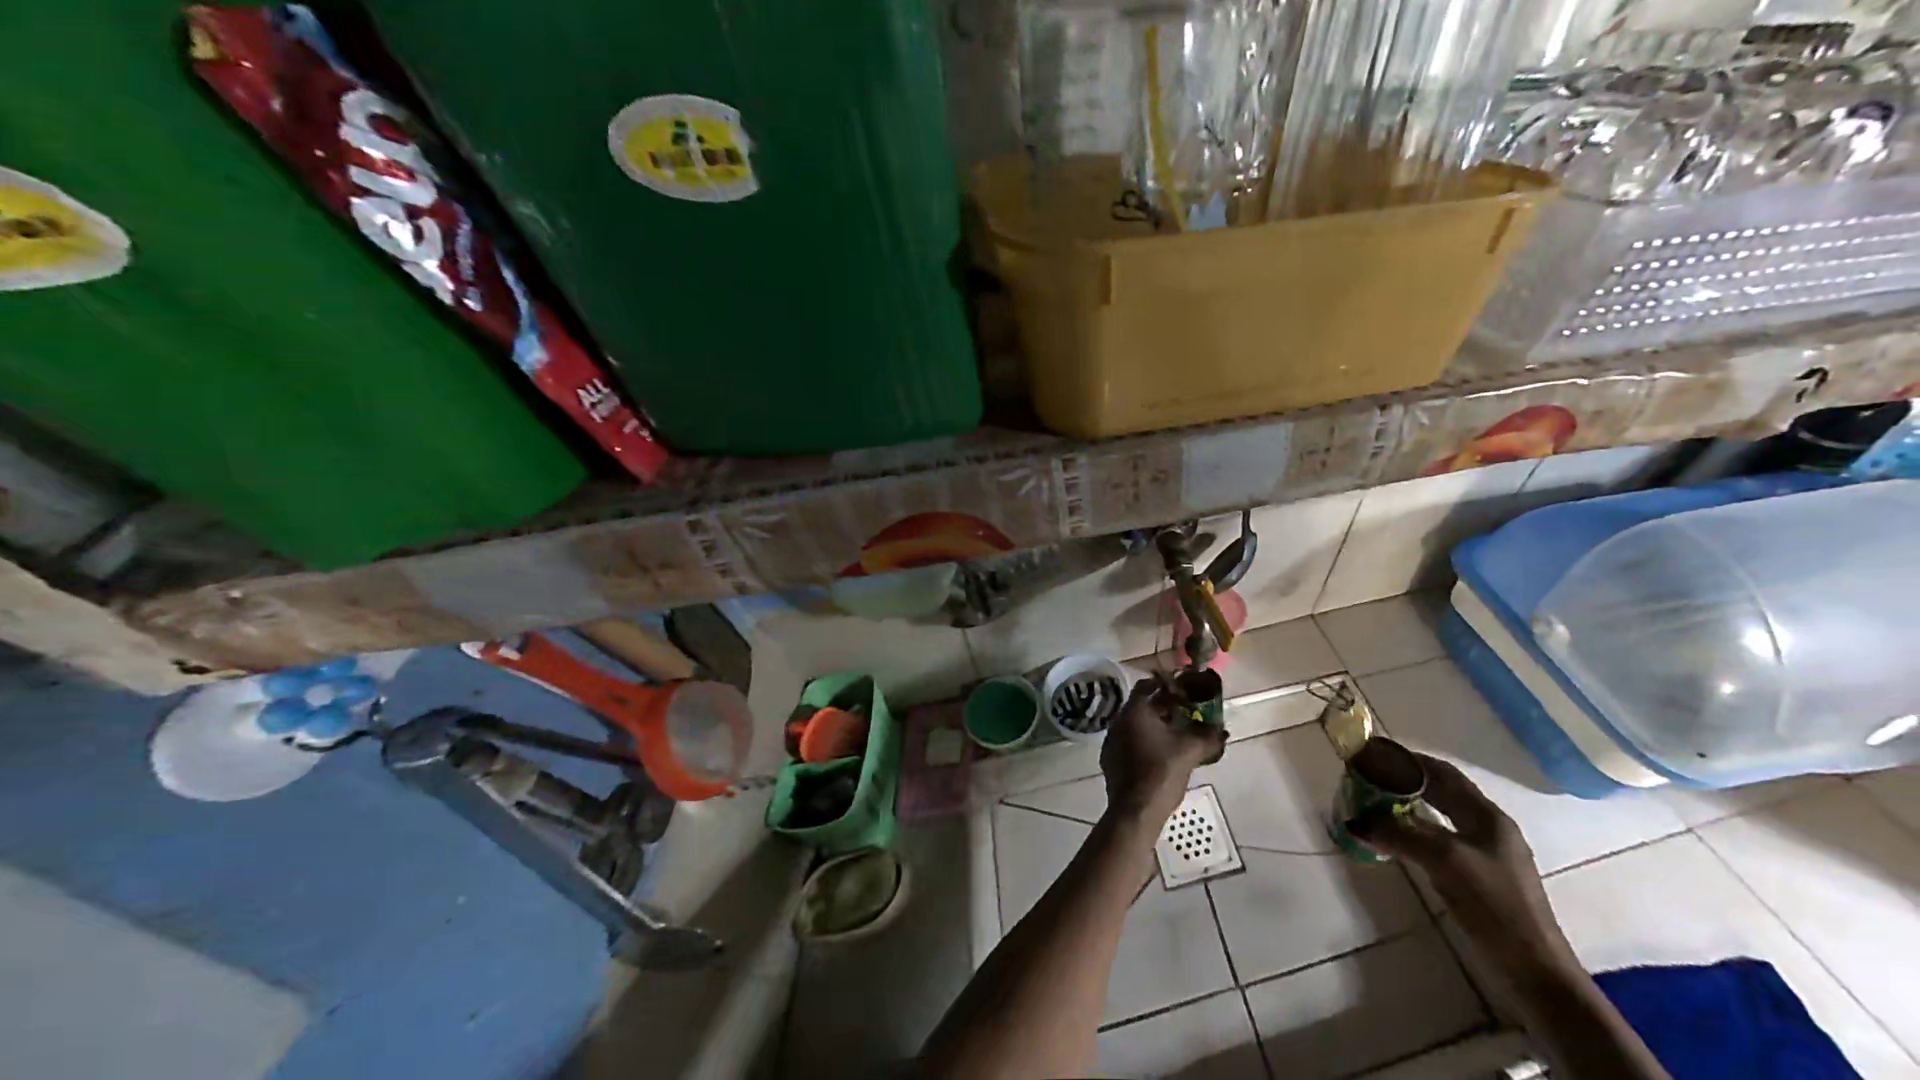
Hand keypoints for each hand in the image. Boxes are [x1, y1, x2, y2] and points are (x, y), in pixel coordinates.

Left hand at [1100, 678, 1227, 828]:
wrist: (1135, 810)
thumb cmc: (1161, 772)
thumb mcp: (1190, 751)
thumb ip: (1208, 736)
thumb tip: (1223, 731)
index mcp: (1133, 712)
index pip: (1147, 686)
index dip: (1167, 685)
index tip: (1184, 690)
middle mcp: (1118, 721)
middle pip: (1142, 706)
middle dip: (1164, 707)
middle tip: (1186, 712)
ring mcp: (1111, 741)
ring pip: (1135, 725)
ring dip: (1155, 725)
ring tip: (1178, 734)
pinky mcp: (1110, 759)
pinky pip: (1129, 741)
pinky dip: (1145, 741)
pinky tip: (1161, 754)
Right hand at [1349, 752, 1569, 963]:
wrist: (1531, 967)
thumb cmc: (1493, 904)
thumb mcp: (1443, 861)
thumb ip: (1398, 835)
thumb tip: (1355, 821)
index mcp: (1487, 817)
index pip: (1445, 774)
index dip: (1410, 760)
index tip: (1375, 754)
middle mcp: (1488, 828)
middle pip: (1442, 792)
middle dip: (1405, 781)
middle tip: (1368, 777)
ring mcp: (1484, 853)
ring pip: (1438, 817)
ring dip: (1406, 806)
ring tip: (1372, 803)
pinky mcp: (1476, 876)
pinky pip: (1438, 840)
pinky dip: (1413, 831)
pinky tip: (1393, 838)